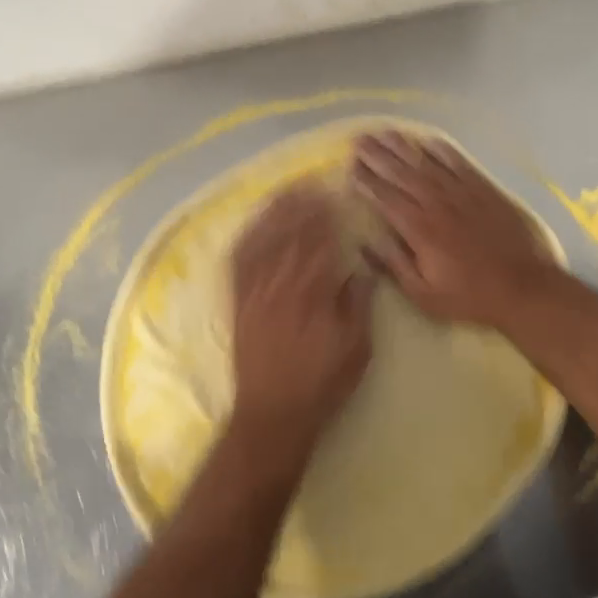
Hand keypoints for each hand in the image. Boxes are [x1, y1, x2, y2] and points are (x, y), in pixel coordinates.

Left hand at [229, 182, 372, 450]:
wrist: (271, 415)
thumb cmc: (320, 384)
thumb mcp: (356, 348)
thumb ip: (357, 305)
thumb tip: (361, 270)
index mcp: (311, 294)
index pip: (319, 242)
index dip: (325, 216)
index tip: (333, 194)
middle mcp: (279, 286)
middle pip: (289, 234)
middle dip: (300, 205)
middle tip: (310, 182)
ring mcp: (253, 293)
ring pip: (261, 242)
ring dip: (273, 214)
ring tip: (284, 192)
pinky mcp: (237, 303)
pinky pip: (238, 262)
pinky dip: (246, 238)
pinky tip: (253, 224)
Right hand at [351, 132, 560, 327]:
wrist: (524, 286)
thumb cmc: (469, 296)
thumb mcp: (423, 294)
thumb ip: (393, 265)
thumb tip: (365, 243)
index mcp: (418, 229)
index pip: (385, 198)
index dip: (366, 181)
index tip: (350, 166)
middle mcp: (437, 204)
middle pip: (402, 173)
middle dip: (378, 155)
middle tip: (359, 139)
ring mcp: (462, 193)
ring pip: (427, 163)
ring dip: (404, 146)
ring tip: (385, 132)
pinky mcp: (485, 190)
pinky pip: (459, 163)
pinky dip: (442, 150)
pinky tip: (428, 140)